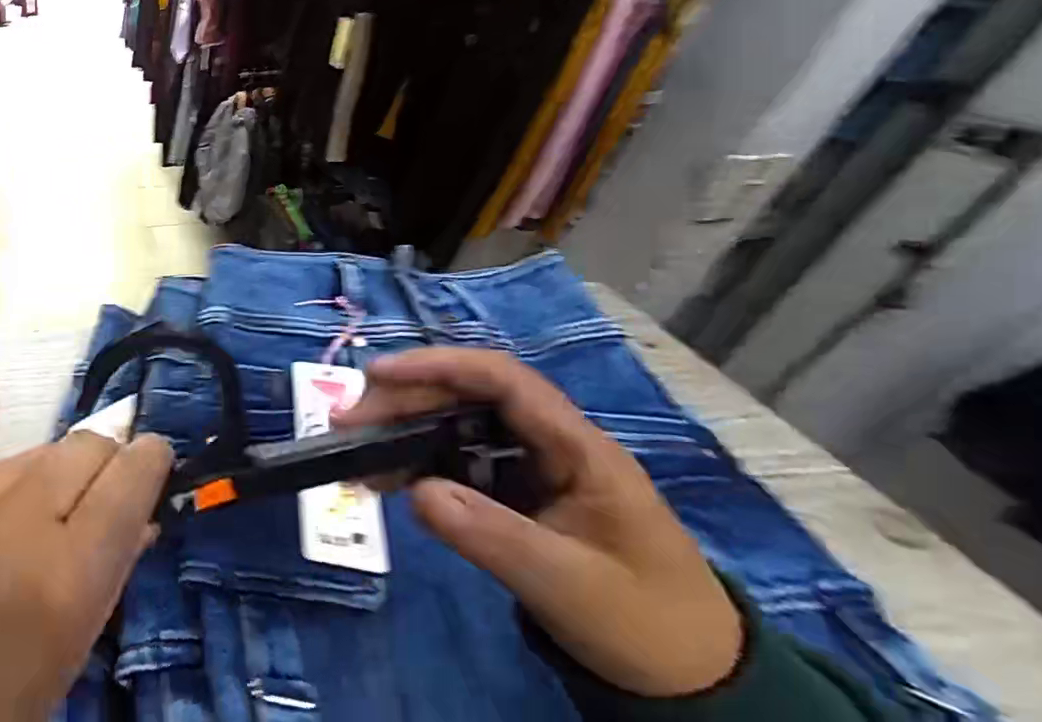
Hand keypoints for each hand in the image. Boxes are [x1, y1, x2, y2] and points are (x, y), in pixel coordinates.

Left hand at [0, 432, 174, 721]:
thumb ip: (116, 565)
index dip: (152, 461)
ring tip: (52, 512)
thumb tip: (143, 510)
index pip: (131, 474)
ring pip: (50, 447)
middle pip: (92, 444)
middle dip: (110, 462)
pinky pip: (6, 464)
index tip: (154, 468)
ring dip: (66, 471)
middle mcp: (19, 524)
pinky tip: (7, 520)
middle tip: (102, 498)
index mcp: (65, 576)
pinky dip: (23, 482)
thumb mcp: (74, 646)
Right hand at [333, 348, 740, 696]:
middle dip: (412, 400)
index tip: (381, 374)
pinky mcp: (527, 497)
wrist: (691, 675)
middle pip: (475, 399)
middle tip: (351, 419)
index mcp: (578, 445)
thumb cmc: (642, 621)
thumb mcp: (566, 583)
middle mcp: (554, 442)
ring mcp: (540, 468)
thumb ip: (491, 535)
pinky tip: (398, 481)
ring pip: (468, 429)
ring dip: (416, 432)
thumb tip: (416, 491)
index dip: (440, 366)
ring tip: (362, 450)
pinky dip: (432, 469)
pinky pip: (472, 468)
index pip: (503, 380)